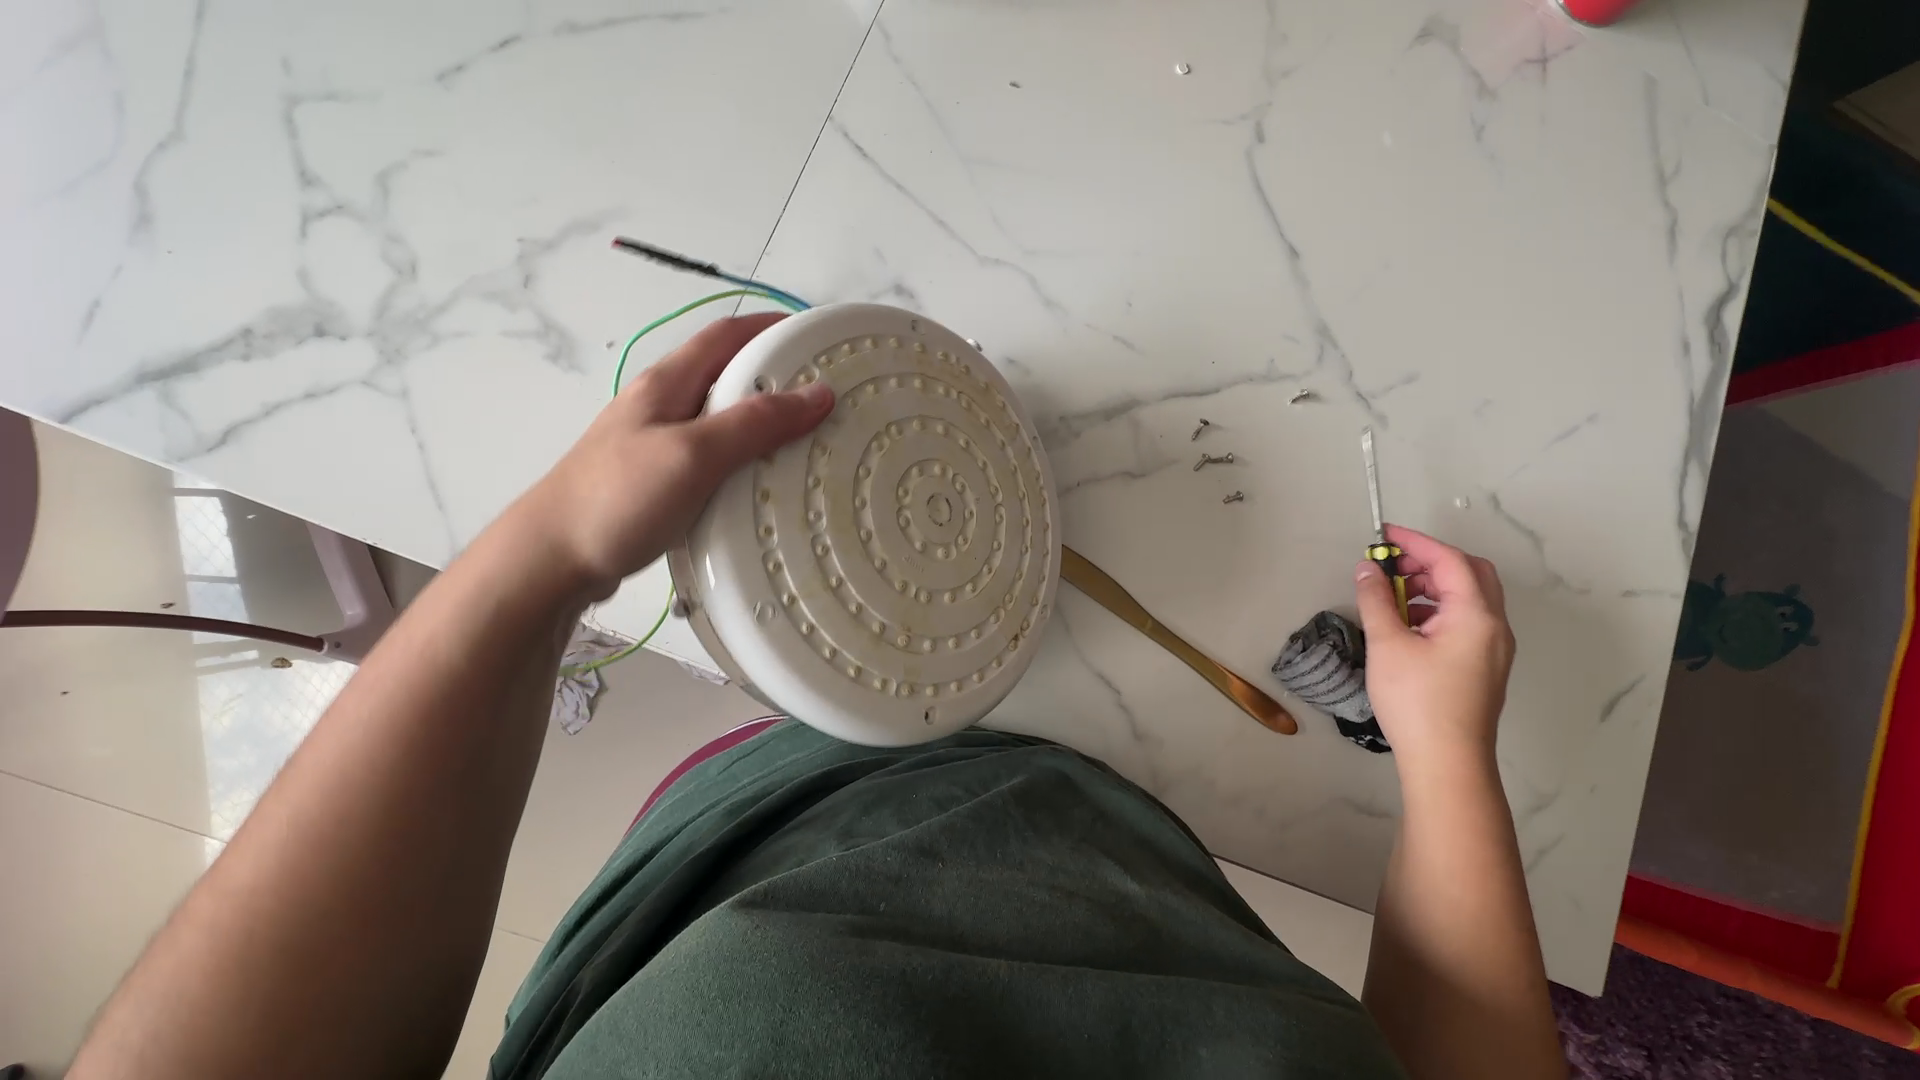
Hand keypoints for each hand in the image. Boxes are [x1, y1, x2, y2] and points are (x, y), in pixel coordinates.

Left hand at [511, 313, 834, 598]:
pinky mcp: (655, 482)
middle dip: (776, 378)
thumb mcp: (694, 453)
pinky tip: (760, 486)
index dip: (772, 327)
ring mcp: (655, 446)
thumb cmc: (619, 497)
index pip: (726, 335)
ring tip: (805, 443)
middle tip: (825, 401)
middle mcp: (660, 407)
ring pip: (719, 421)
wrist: (551, 561)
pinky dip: (742, 461)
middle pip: (725, 376)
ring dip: (761, 424)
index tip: (817, 338)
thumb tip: (819, 393)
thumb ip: (756, 423)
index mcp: (667, 384)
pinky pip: (710, 459)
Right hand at [1353, 524, 1515, 769]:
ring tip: (1392, 597)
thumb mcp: (1387, 645)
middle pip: (1471, 574)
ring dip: (1433, 586)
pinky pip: (1465, 622)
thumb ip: (1375, 600)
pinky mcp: (1483, 668)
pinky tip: (1407, 627)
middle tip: (1392, 564)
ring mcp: (1492, 650)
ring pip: (1469, 600)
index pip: (1450, 561)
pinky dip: (1437, 610)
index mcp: (1476, 615)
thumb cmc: (1416, 700)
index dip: (1416, 542)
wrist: (1447, 761)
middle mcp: (1494, 627)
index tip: (1384, 534)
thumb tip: (1367, 568)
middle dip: (1430, 561)